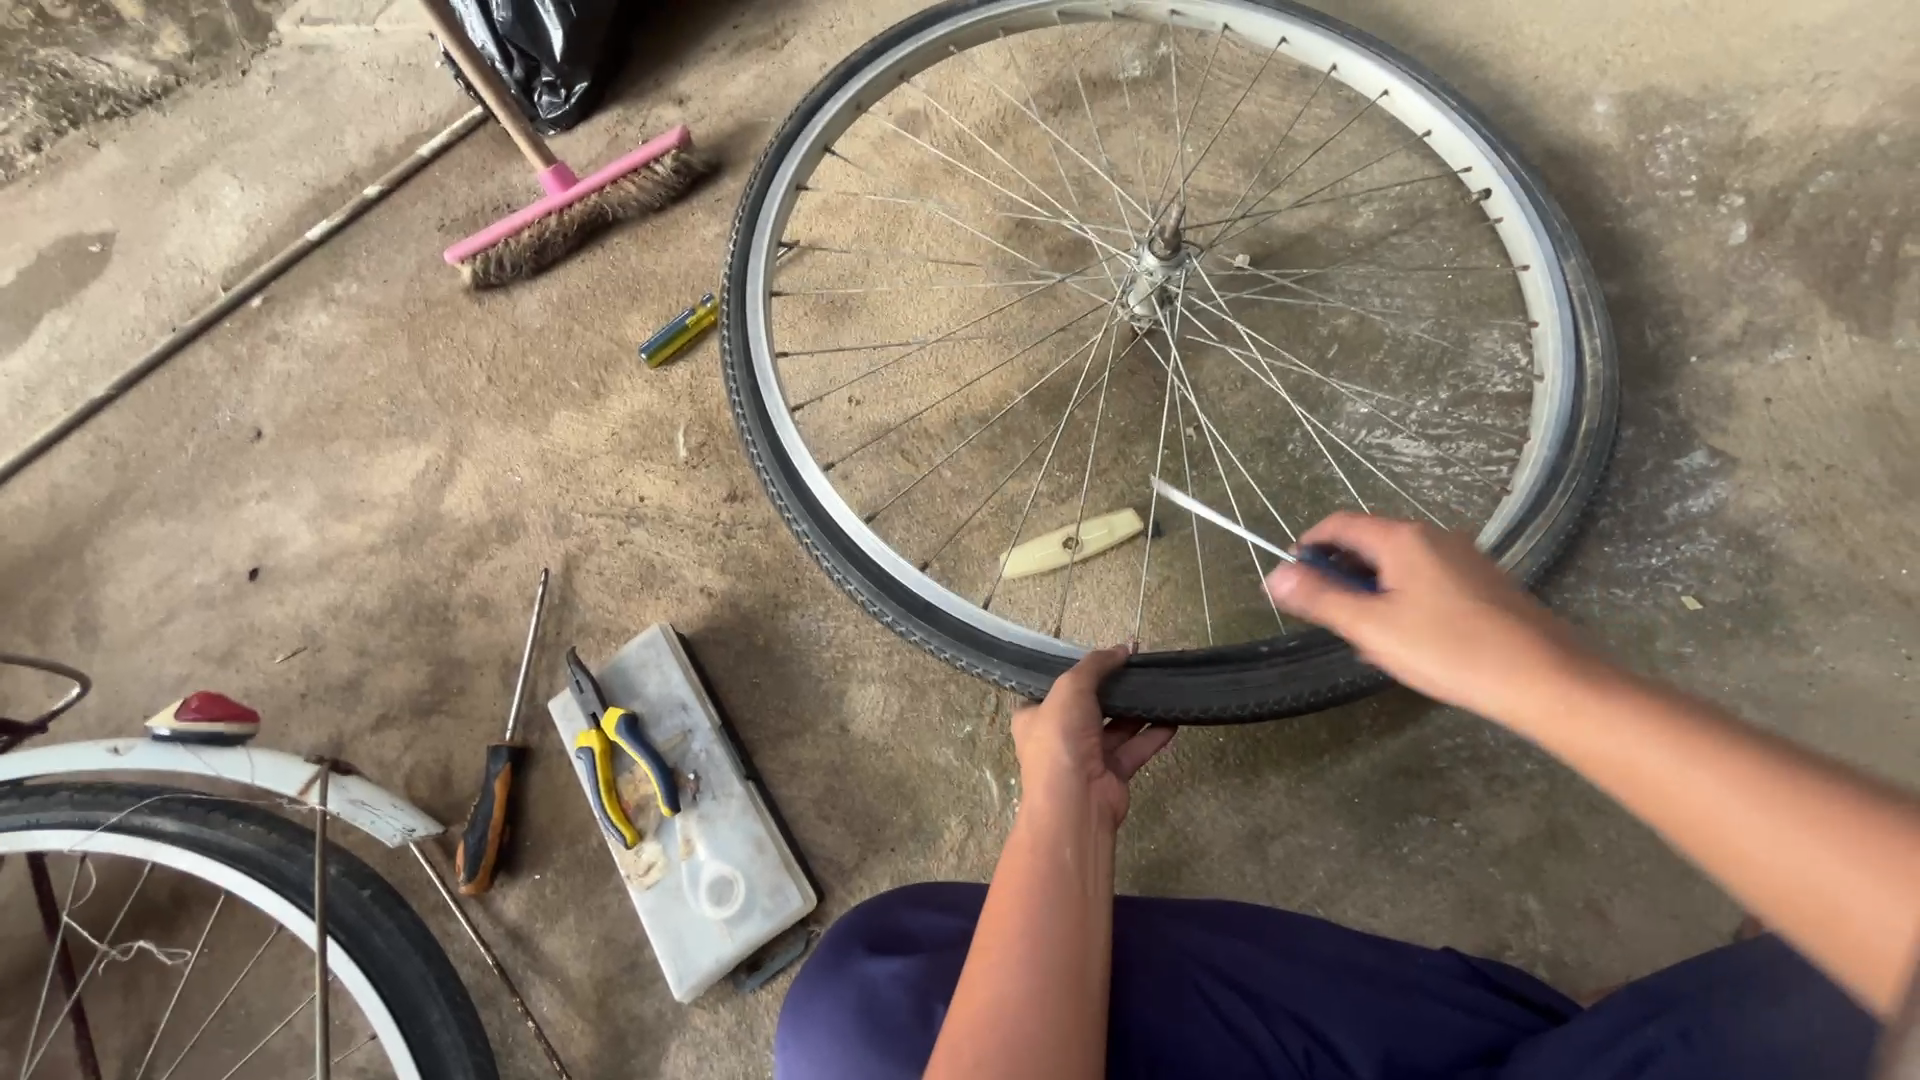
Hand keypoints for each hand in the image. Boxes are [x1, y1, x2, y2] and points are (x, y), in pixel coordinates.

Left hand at [1012, 647, 1175, 828]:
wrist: (1075, 800)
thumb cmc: (1061, 737)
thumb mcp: (1071, 687)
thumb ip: (1095, 665)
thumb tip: (1122, 648)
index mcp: (1035, 716)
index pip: (1055, 689)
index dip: (1078, 673)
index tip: (1105, 658)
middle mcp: (1058, 735)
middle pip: (1089, 706)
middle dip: (1113, 689)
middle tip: (1139, 667)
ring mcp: (1086, 756)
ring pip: (1115, 727)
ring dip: (1136, 709)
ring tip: (1159, 687)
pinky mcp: (1112, 773)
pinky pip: (1134, 748)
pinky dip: (1152, 734)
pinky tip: (1172, 718)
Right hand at [1265, 514, 1599, 720]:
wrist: (1548, 680)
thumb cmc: (1450, 650)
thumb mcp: (1370, 627)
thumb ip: (1319, 598)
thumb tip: (1273, 574)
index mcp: (1402, 539)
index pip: (1338, 524)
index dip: (1307, 547)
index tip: (1293, 580)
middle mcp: (1433, 537)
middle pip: (1368, 543)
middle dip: (1339, 574)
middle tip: (1329, 617)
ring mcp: (1464, 559)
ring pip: (1397, 565)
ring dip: (1370, 591)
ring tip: (1368, 637)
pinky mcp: (1484, 584)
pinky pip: (1425, 580)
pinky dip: (1401, 599)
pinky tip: (1409, 641)